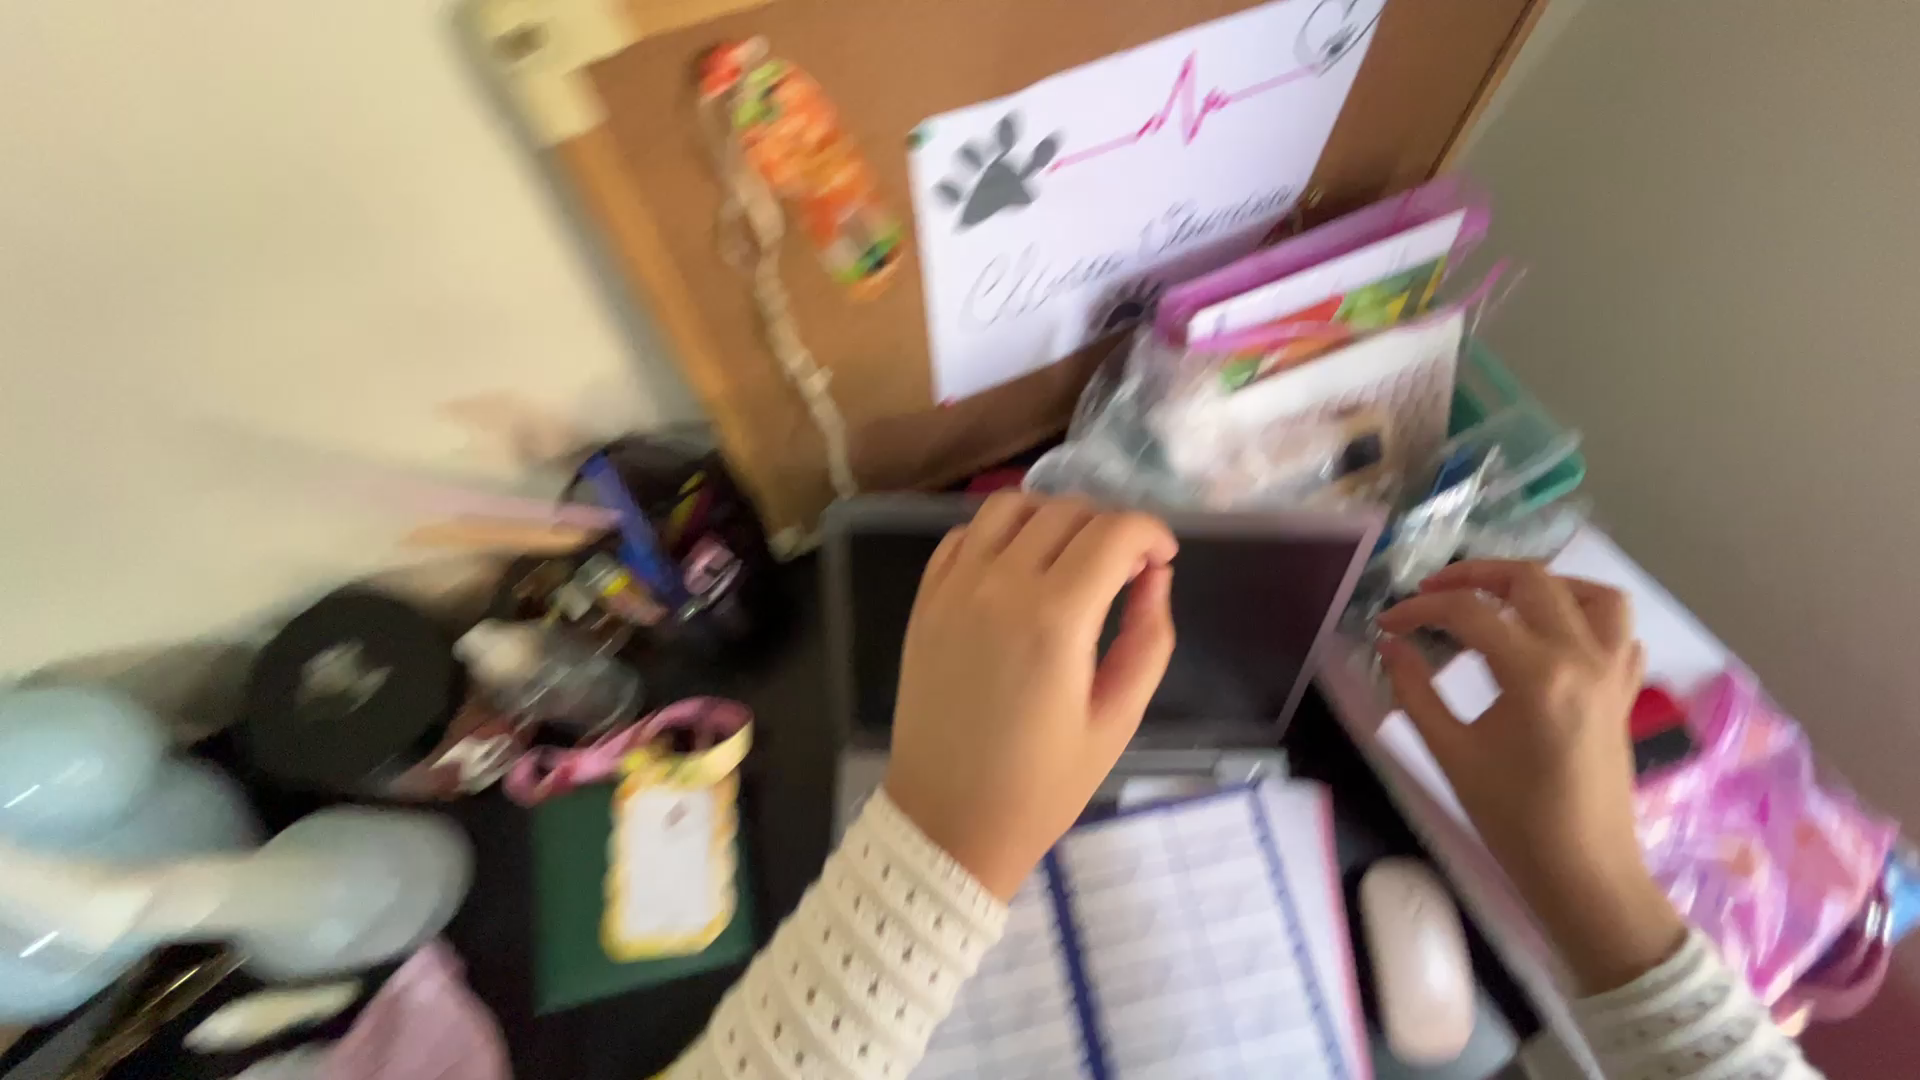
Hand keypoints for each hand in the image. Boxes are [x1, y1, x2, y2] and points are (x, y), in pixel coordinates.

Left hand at [883, 495, 1177, 899]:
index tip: (1162, 559)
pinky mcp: (924, 600)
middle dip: (1109, 525)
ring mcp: (953, 588)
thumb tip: (1155, 575)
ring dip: (1052, 516)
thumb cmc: (1042, 785)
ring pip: (1009, 506)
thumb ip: (1148, 637)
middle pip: (1066, 511)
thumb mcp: (1118, 719)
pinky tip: (1016, 566)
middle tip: (1125, 566)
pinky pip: (962, 536)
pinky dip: (998, 534)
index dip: (1151, 533)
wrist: (947, 821)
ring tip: (1070, 554)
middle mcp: (1000, 585)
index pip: (1114, 532)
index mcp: (1056, 618)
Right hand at [1375, 559, 1686, 992]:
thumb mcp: (1448, 747)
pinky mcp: (1624, 693)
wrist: (1582, 870)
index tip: (1385, 624)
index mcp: (1536, 673)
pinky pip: (1618, 633)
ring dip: (1541, 584)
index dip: (1418, 610)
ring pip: (1592, 595)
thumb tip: (1390, 644)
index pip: (1468, 613)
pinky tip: (1546, 634)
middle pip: (1532, 582)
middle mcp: (1582, 659)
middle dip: (1473, 576)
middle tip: (1430, 594)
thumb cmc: (1509, 813)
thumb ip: (1414, 687)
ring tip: (1497, 597)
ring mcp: (1613, 674)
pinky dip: (1583, 617)